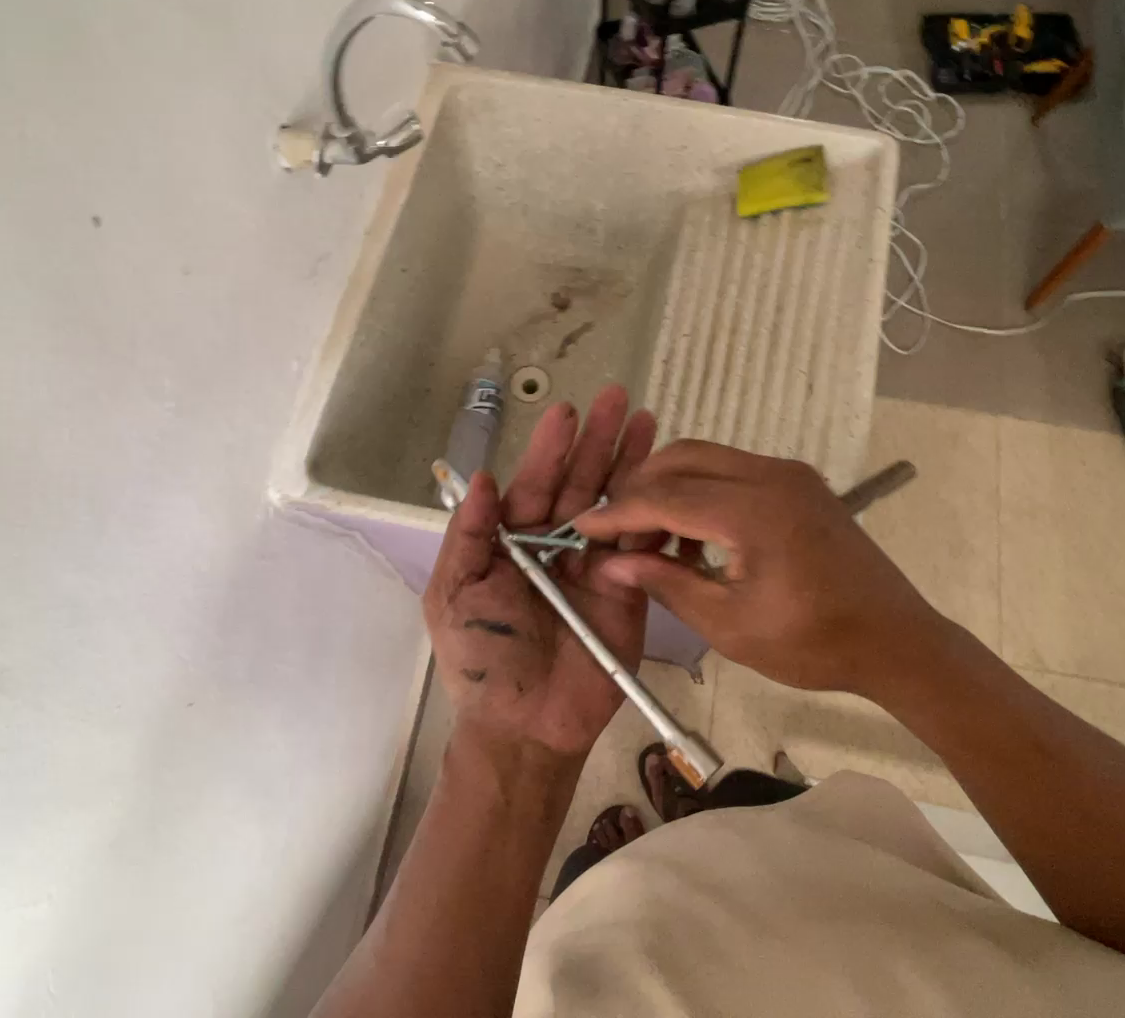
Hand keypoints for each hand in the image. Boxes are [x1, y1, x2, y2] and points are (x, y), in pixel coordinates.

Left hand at [423, 385, 656, 760]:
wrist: (526, 725)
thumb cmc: (483, 660)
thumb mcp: (454, 595)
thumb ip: (468, 537)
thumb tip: (481, 478)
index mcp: (513, 545)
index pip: (535, 486)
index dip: (549, 450)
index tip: (565, 412)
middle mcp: (556, 548)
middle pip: (580, 486)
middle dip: (597, 443)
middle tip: (616, 399)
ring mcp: (595, 568)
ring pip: (615, 507)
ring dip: (631, 466)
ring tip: (647, 424)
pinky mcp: (628, 592)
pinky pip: (643, 549)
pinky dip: (655, 516)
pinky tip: (669, 481)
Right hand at [574, 441, 941, 697]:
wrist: (897, 640)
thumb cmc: (814, 643)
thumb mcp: (730, 625)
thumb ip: (667, 583)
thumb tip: (610, 564)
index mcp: (755, 510)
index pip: (666, 495)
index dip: (617, 512)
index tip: (580, 528)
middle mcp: (772, 475)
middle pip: (683, 458)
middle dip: (639, 489)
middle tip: (614, 533)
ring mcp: (790, 474)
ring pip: (707, 458)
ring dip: (669, 487)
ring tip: (649, 537)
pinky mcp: (799, 483)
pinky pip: (733, 470)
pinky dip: (700, 491)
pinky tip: (692, 534)